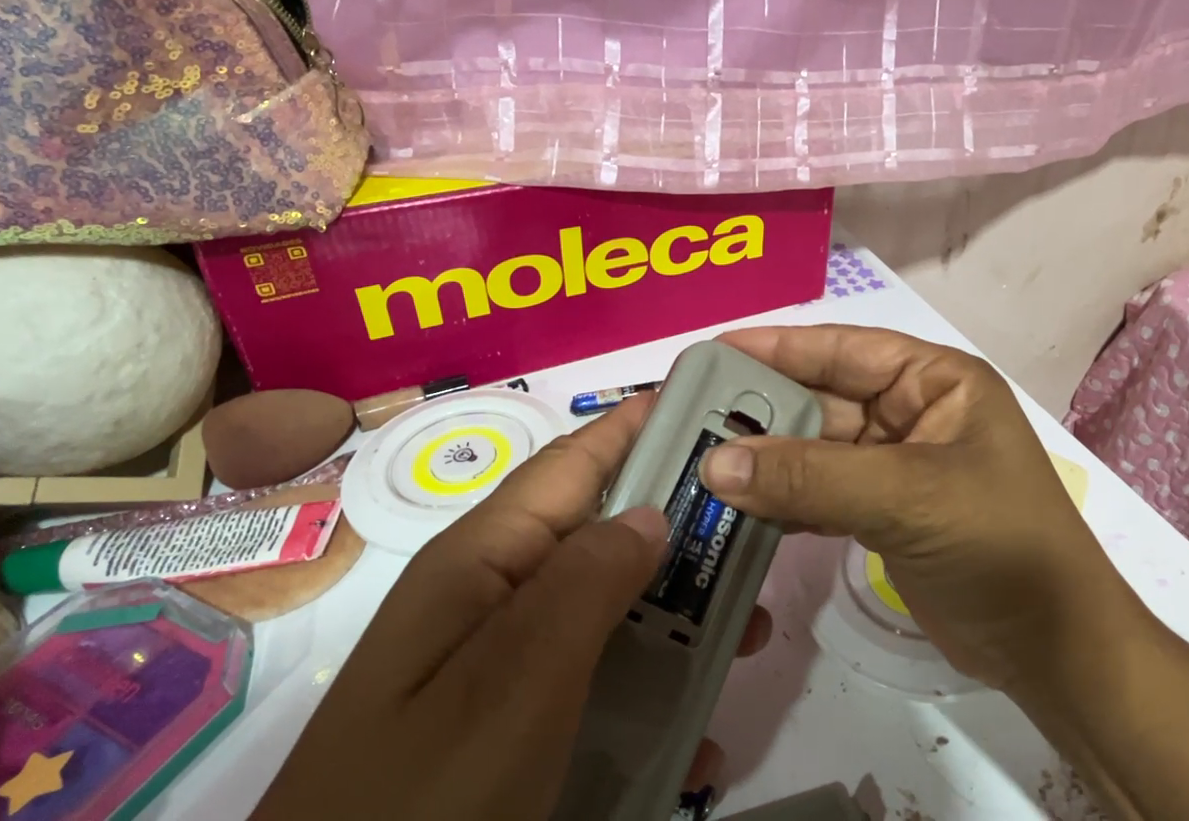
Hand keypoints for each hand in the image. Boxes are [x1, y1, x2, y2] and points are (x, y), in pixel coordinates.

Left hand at [255, 395, 768, 820]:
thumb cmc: (425, 799)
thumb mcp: (513, 685)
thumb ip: (584, 585)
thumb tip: (651, 512)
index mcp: (482, 560)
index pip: (575, 461)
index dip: (643, 425)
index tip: (721, 407)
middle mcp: (488, 596)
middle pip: (600, 532)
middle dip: (682, 529)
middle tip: (762, 541)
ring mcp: (495, 664)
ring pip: (606, 609)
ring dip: (678, 615)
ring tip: (749, 633)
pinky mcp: (504, 723)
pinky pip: (591, 683)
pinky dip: (649, 692)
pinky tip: (694, 732)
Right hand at [698, 326, 1144, 696]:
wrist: (1053, 648)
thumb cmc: (999, 545)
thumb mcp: (907, 497)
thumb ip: (810, 476)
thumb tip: (715, 462)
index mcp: (936, 381)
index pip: (844, 348)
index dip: (777, 348)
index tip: (710, 353)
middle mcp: (915, 412)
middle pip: (823, 398)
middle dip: (761, 410)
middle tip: (686, 416)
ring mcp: (899, 466)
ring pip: (818, 450)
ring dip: (766, 460)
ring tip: (697, 462)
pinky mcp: (886, 514)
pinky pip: (822, 493)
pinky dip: (785, 501)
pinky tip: (739, 508)